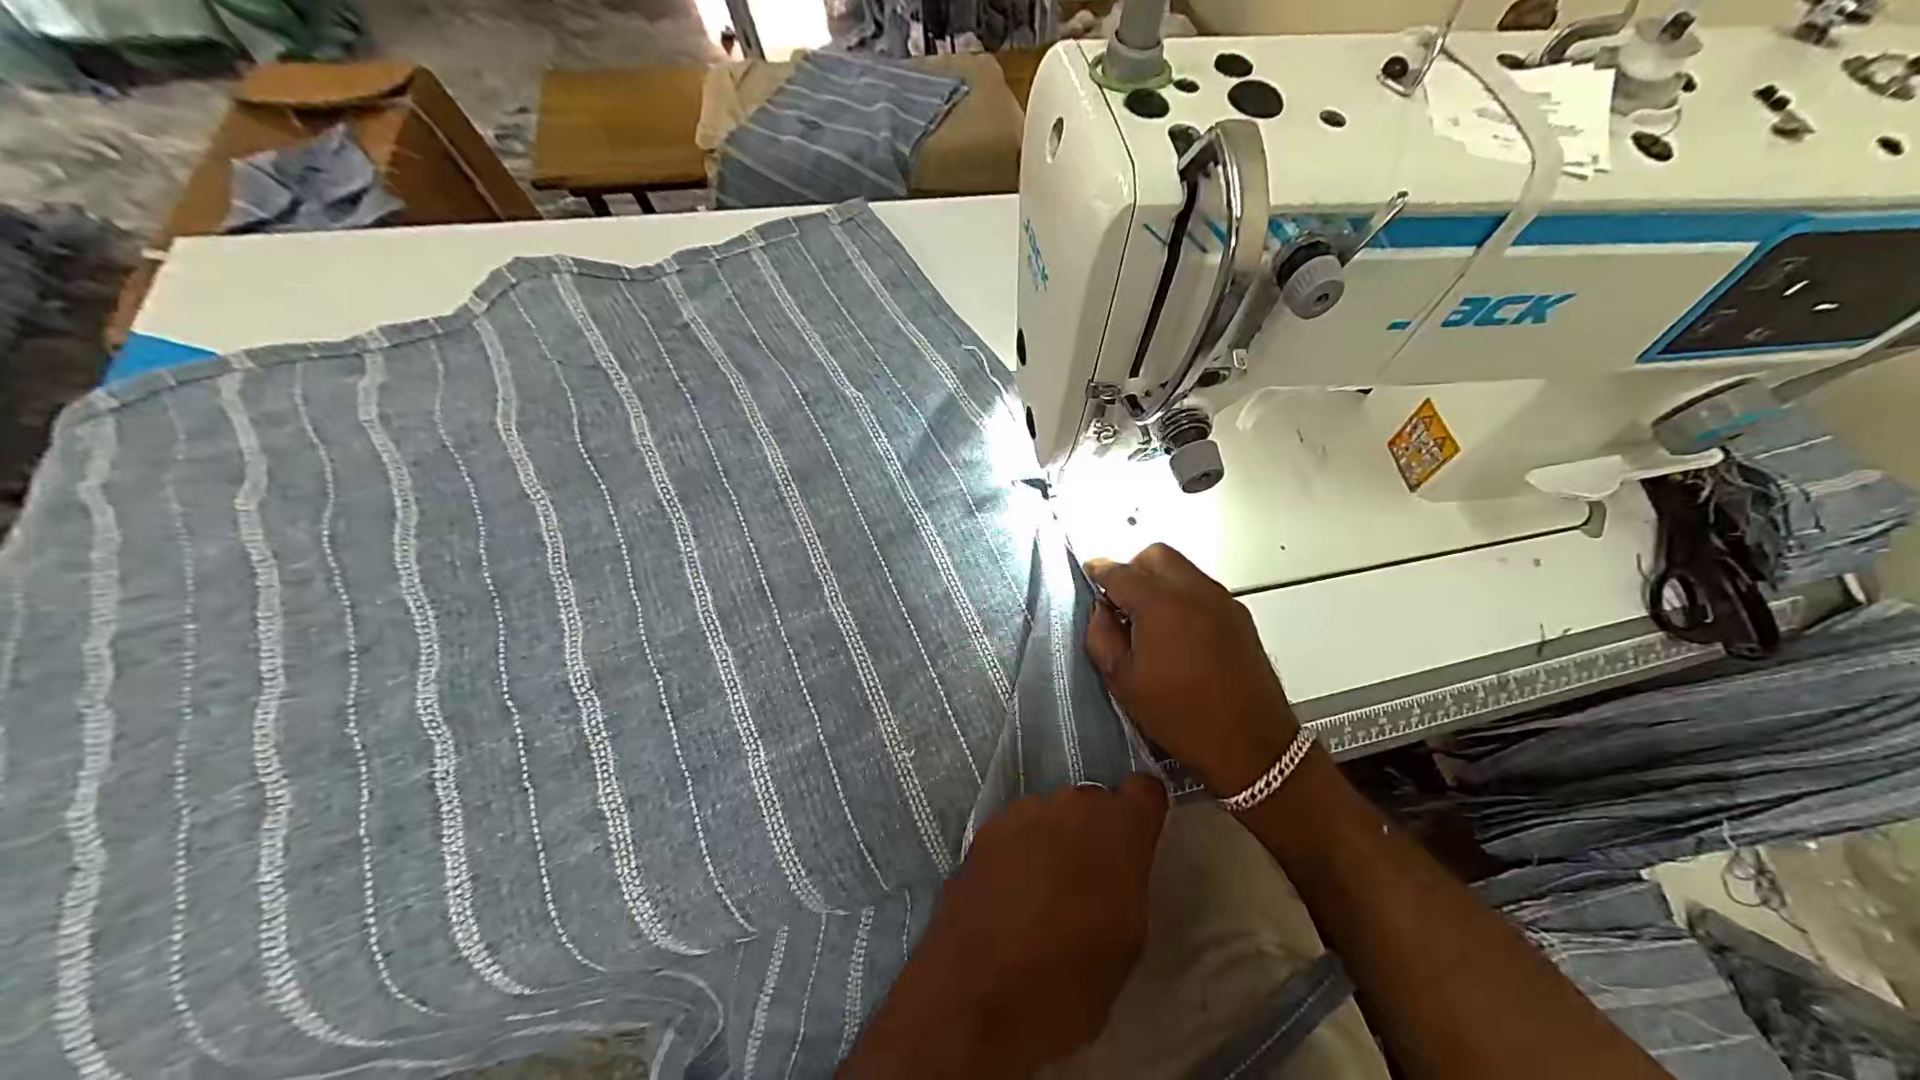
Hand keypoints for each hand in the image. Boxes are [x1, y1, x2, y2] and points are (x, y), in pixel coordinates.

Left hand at [840, 776, 1167, 1078]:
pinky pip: (1014, 834)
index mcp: (1116, 828)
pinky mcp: (981, 832)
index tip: (1138, 840)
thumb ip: (1126, 883)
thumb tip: (1114, 870)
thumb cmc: (1070, 977)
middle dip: (1094, 834)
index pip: (1144, 790)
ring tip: (1044, 894)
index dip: (1143, 812)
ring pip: (1050, 816)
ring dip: (1053, 841)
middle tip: (1090, 882)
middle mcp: (1069, 805)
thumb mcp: (1127, 940)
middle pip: (1092, 805)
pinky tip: (1010, 896)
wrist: (976, 993)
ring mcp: (1019, 813)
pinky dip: (1018, 854)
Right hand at [1084, 543, 1298, 796]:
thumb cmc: (1180, 716)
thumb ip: (1101, 635)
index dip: (1098, 571)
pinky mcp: (1239, 616)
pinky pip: (1202, 588)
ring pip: (1182, 568)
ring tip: (1148, 619)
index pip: (1119, 571)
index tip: (1089, 576)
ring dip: (1158, 581)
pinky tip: (1176, 631)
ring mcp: (1222, 600)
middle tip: (1119, 601)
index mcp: (1159, 604)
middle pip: (1154, 555)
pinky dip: (1182, 595)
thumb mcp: (1122, 680)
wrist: (1249, 743)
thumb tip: (1101, 611)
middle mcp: (1194, 591)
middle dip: (1132, 569)